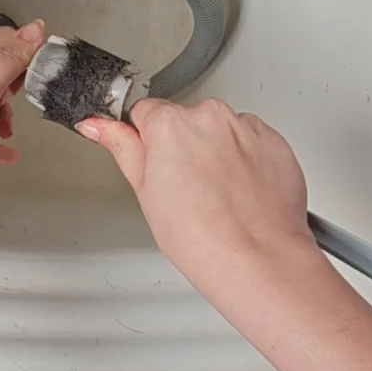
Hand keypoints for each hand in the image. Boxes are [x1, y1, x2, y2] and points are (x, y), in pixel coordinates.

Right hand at [79, 99, 323, 299]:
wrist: (256, 258)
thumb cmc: (199, 234)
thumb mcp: (143, 190)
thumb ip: (121, 146)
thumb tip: (97, 126)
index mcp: (169, 123)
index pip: (145, 112)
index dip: (147, 142)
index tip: (156, 165)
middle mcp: (209, 116)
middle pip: (185, 120)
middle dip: (182, 146)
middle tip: (184, 188)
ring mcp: (245, 127)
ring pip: (219, 130)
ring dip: (215, 151)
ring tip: (216, 194)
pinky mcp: (274, 142)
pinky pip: (251, 141)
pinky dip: (245, 160)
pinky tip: (239, 192)